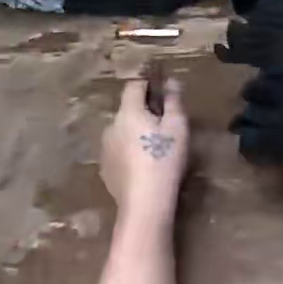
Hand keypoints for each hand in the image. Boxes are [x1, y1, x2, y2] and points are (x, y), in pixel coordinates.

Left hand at [99, 78, 189, 232]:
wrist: (144, 203)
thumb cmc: (164, 159)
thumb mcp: (177, 127)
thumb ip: (173, 101)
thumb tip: (170, 81)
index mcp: (128, 111)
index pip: (134, 86)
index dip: (148, 85)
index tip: (162, 93)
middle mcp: (112, 125)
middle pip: (128, 110)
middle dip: (144, 112)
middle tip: (165, 126)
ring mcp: (105, 148)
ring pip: (122, 131)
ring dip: (135, 133)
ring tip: (155, 150)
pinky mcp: (105, 169)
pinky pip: (119, 151)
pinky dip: (129, 152)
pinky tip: (143, 167)